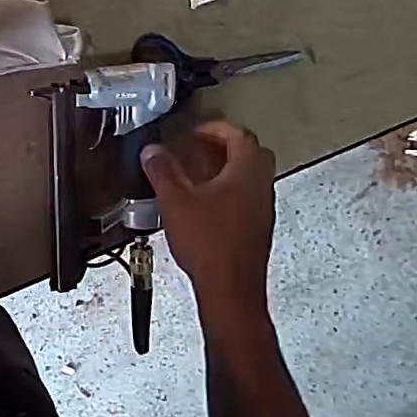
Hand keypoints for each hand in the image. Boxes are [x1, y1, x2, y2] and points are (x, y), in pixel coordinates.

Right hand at [142, 121, 275, 307]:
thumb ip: (163, 171)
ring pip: (249, 177)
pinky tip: (203, 205)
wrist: (230, 289)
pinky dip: (227, 192)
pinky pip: (246, 199)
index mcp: (247, 172)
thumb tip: (153, 153)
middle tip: (199, 148)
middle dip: (223, 146)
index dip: (215, 128)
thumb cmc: (210, 246)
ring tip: (197, 175)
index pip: (239, 135)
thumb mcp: (175, 201)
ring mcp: (263, 210)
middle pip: (249, 153)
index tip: (197, 131)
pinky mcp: (257, 229)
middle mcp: (261, 187)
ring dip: (225, 170)